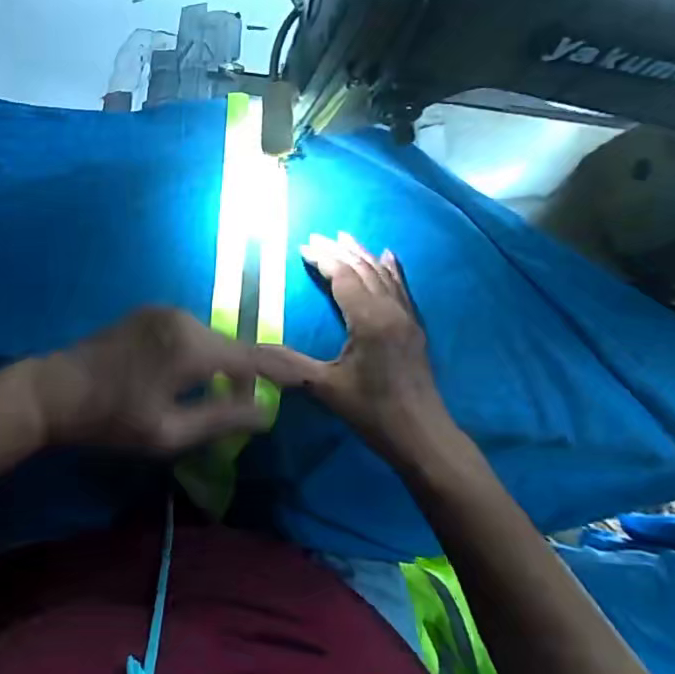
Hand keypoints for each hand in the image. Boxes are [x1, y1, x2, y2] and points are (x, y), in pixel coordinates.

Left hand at [32, 306, 284, 454]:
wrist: (53, 391)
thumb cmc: (111, 419)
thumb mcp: (169, 431)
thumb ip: (222, 419)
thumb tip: (266, 411)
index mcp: (192, 346)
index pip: (252, 357)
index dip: (282, 370)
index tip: (308, 378)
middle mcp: (182, 319)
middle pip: (231, 348)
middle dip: (246, 375)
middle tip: (247, 409)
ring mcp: (161, 313)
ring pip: (210, 340)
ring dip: (219, 365)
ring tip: (215, 398)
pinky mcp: (147, 314)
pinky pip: (188, 334)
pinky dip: (198, 354)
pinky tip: (185, 379)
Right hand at [259, 233, 454, 466]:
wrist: (423, 437)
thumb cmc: (373, 412)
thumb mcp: (325, 388)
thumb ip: (289, 364)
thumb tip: (251, 351)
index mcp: (370, 320)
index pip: (344, 278)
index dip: (324, 260)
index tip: (303, 247)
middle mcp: (391, 311)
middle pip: (364, 271)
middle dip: (340, 251)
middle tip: (319, 236)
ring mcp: (407, 319)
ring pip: (384, 276)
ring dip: (363, 255)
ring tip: (347, 237)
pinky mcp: (414, 330)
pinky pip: (402, 289)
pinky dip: (391, 269)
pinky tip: (389, 257)